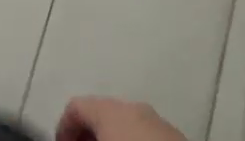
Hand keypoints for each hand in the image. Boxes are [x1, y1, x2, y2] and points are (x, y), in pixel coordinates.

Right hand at [57, 97, 188, 140]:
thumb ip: (75, 139)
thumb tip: (66, 140)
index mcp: (110, 108)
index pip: (75, 106)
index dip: (63, 127)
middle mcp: (135, 107)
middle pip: (102, 113)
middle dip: (89, 133)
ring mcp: (161, 123)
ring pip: (128, 124)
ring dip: (113, 138)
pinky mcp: (181, 139)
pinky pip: (148, 136)